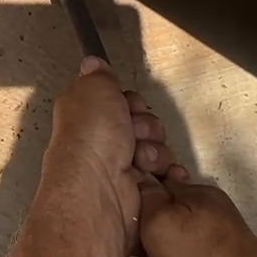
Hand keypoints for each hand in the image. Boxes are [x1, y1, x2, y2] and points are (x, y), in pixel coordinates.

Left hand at [40, 58, 176, 256]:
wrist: (100, 192)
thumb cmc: (92, 137)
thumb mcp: (93, 90)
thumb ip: (98, 75)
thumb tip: (92, 62)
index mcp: (88, 117)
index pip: (122, 100)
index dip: (129, 101)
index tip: (126, 105)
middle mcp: (104, 142)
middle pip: (145, 123)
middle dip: (145, 126)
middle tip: (133, 134)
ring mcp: (124, 169)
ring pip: (159, 148)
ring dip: (155, 151)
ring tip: (141, 161)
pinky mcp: (143, 193)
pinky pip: (168, 175)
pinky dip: (168, 175)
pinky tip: (159, 176)